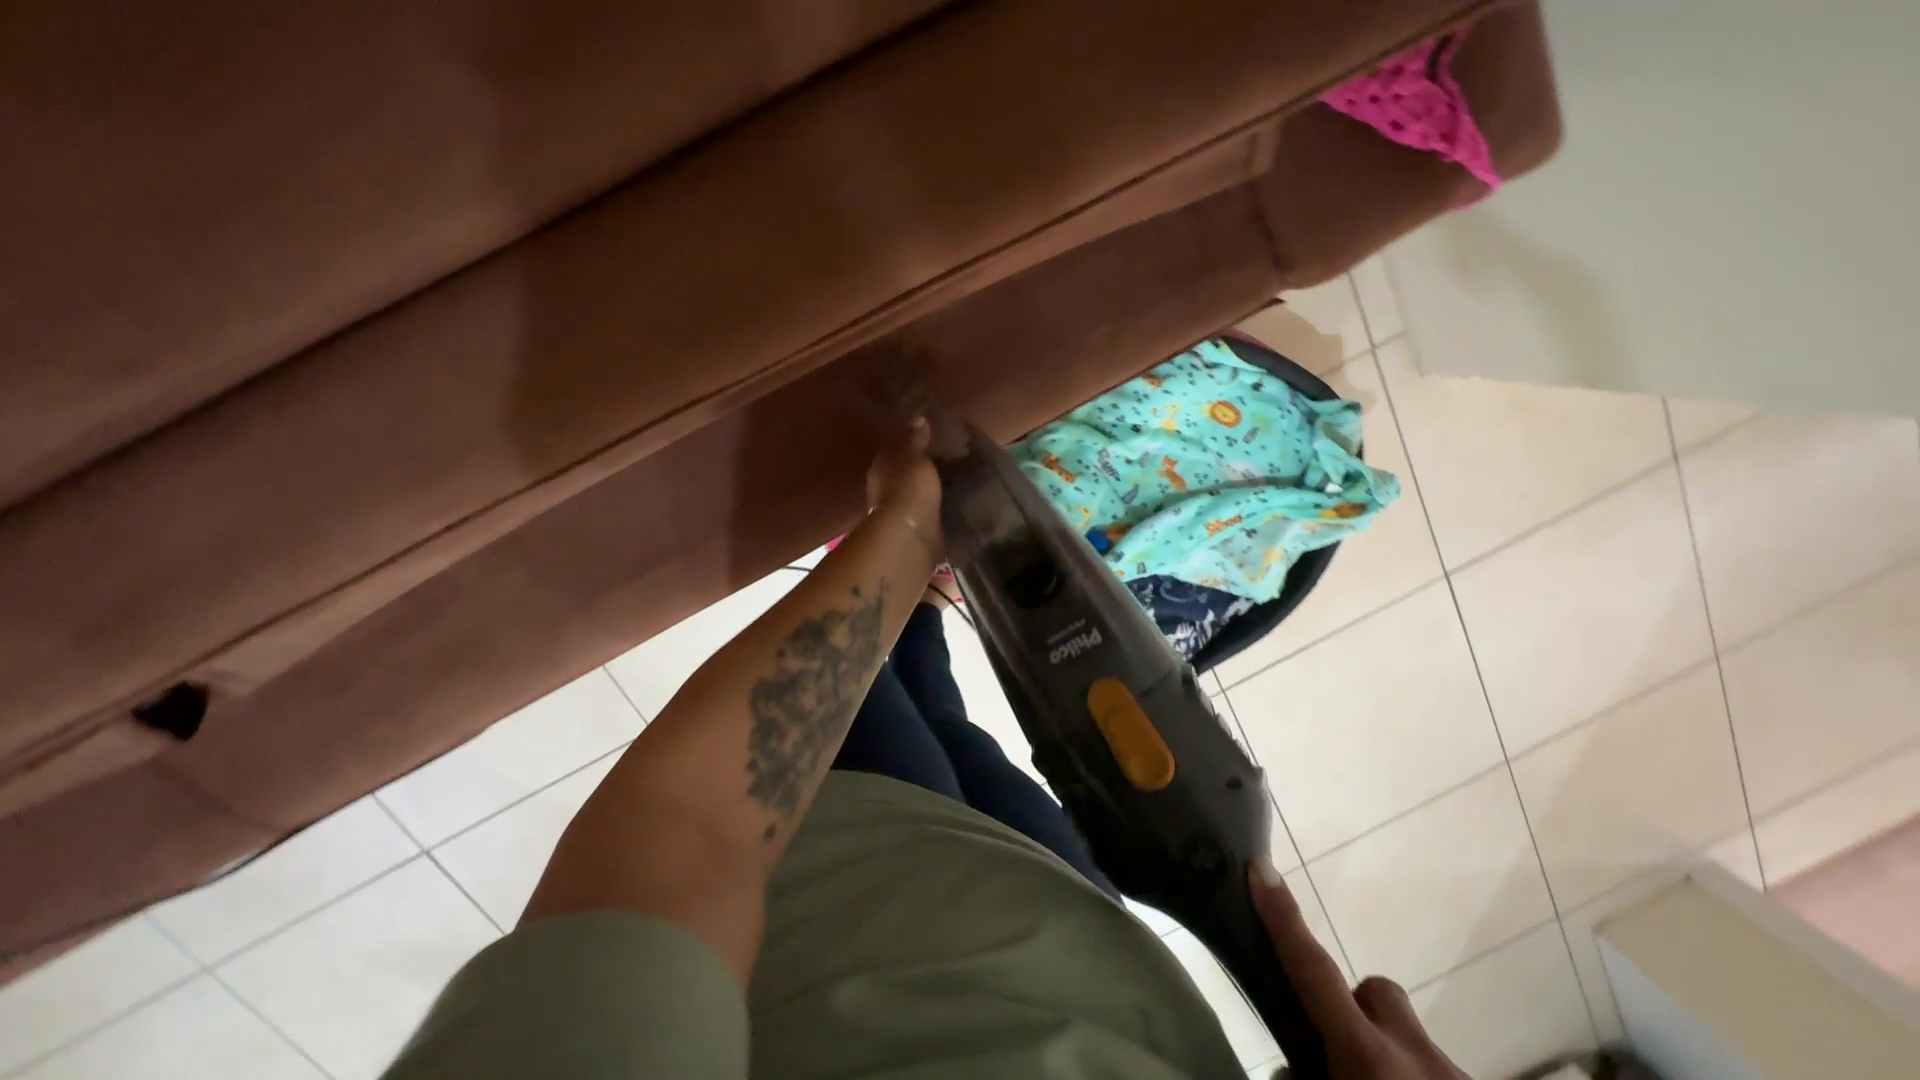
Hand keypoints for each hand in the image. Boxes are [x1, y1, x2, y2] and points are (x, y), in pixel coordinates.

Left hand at [866, 416, 944, 558]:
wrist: (910, 536)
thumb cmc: (908, 489)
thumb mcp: (914, 457)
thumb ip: (915, 438)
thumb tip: (917, 418)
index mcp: (881, 465)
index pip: (895, 445)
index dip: (912, 438)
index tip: (934, 432)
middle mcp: (886, 486)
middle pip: (907, 468)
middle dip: (926, 462)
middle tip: (953, 454)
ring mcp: (900, 507)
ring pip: (919, 488)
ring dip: (934, 483)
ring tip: (960, 474)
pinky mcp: (916, 525)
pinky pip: (930, 506)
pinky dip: (941, 501)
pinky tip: (957, 496)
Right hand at [1250, 863, 1469, 1078]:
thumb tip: (1291, 1071)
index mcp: (1372, 1065)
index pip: (1314, 974)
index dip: (1284, 920)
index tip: (1260, 869)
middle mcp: (1419, 1060)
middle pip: (1375, 991)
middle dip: (1348, 1009)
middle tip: (1334, 1058)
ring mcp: (1457, 1077)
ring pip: (1410, 1039)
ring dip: (1385, 1060)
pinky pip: (1436, 1072)